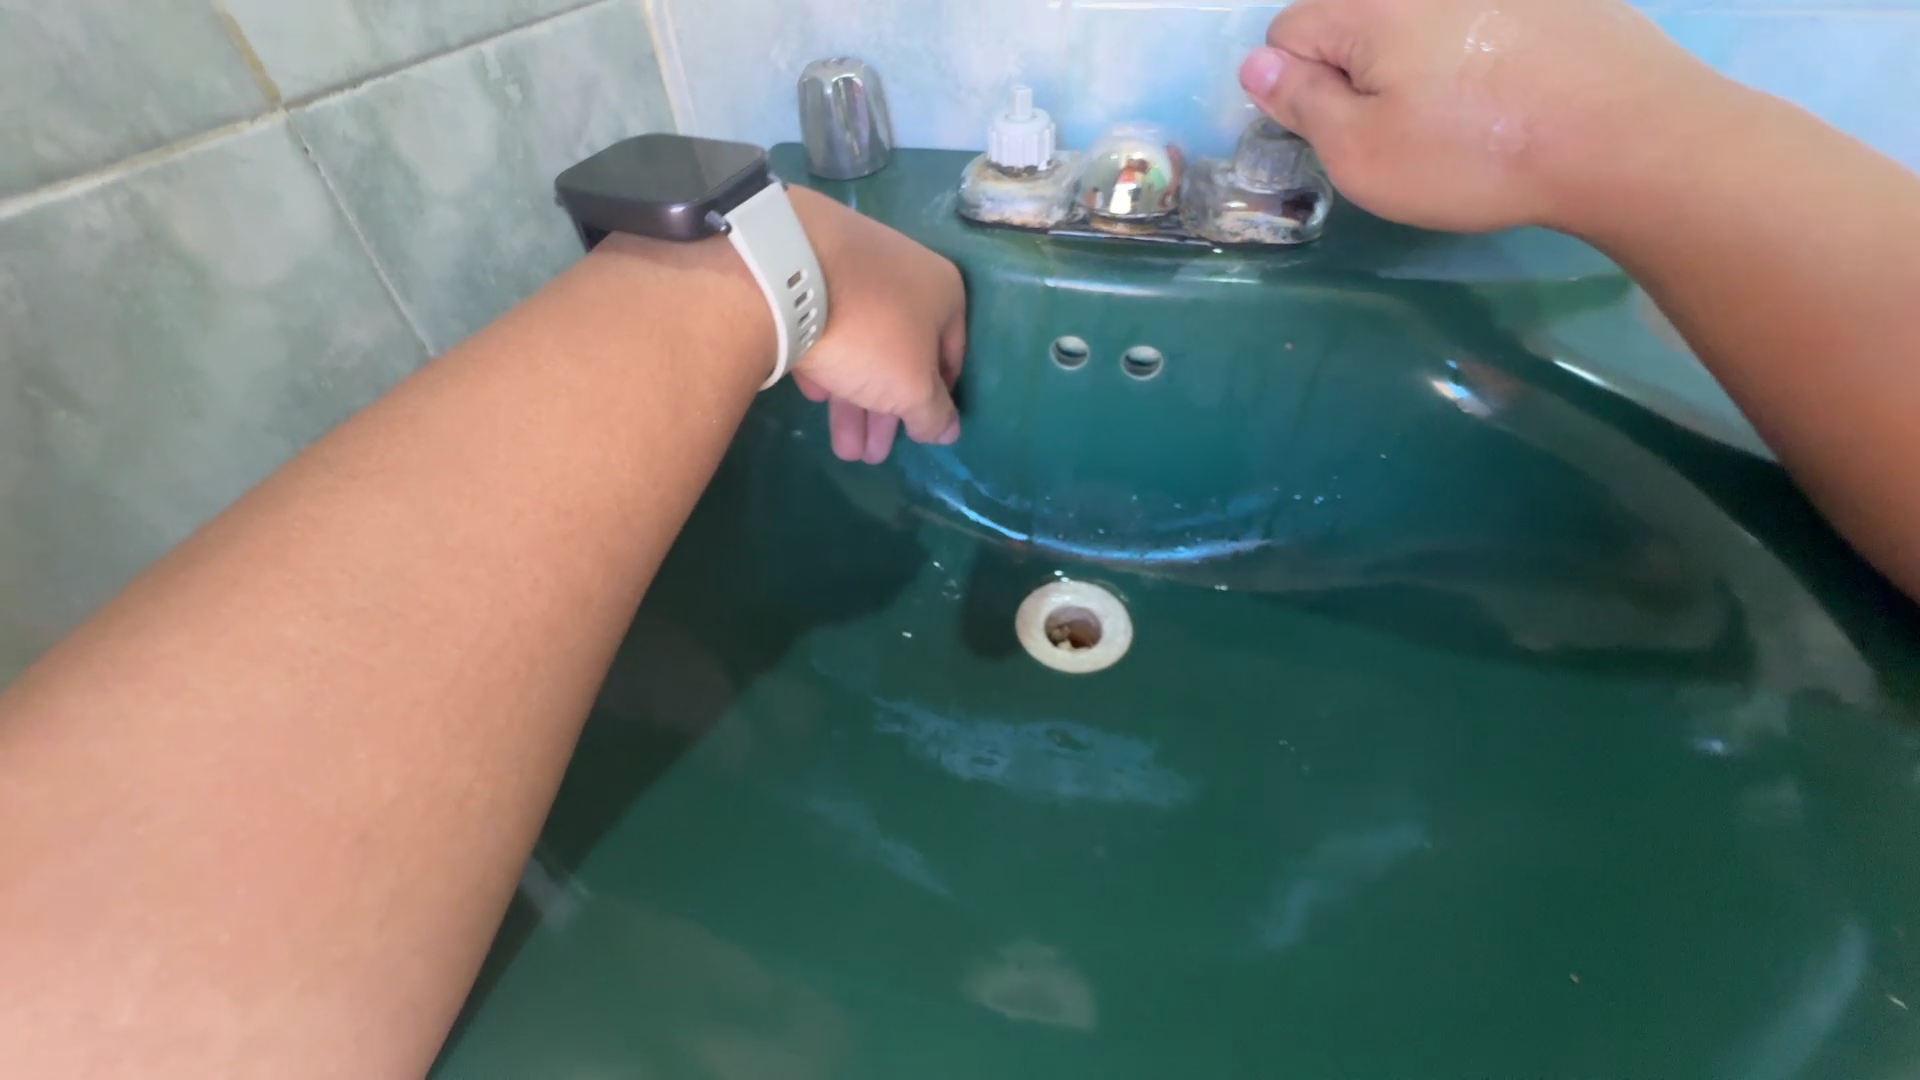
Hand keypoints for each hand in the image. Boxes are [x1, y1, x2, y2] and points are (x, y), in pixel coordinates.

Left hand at [786, 188, 965, 463]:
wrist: (788, 275)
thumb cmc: (871, 333)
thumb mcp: (912, 388)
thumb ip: (934, 414)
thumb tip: (948, 431)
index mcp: (942, 292)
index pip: (951, 358)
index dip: (936, 402)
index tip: (916, 432)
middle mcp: (904, 272)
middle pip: (901, 356)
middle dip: (886, 413)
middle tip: (872, 454)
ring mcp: (854, 265)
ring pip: (862, 345)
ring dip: (855, 402)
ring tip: (843, 449)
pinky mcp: (807, 268)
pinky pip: (826, 325)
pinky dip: (827, 362)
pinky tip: (815, 393)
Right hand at [1238, 0, 1722, 232]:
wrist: (1623, 136)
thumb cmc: (1468, 156)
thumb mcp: (1359, 150)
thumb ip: (1300, 100)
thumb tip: (1256, 63)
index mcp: (1373, 9)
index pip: (1288, 28)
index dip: (1292, 83)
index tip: (1330, 126)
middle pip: (1348, 19)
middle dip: (1346, 71)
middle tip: (1387, 127)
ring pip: (1408, 22)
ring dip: (1403, 63)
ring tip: (1447, 113)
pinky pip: (1464, 20)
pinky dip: (1459, 51)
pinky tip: (1495, 92)